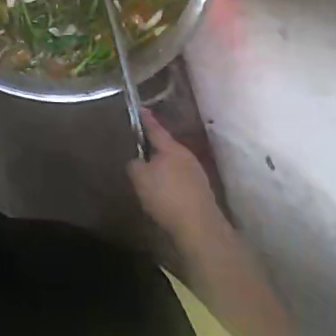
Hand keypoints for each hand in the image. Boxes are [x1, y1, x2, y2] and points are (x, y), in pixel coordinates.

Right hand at [127, 111, 225, 242]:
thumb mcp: (139, 177)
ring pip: (174, 164)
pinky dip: (170, 182)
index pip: (155, 129)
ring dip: (163, 167)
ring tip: (149, 174)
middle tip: (140, 147)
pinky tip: (163, 193)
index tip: (141, 108)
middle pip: (167, 147)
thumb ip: (134, 164)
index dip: (146, 119)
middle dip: (154, 148)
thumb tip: (137, 161)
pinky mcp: (201, 192)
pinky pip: (180, 180)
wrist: (198, 226)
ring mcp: (197, 174)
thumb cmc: (166, 196)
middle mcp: (187, 156)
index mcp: (171, 148)